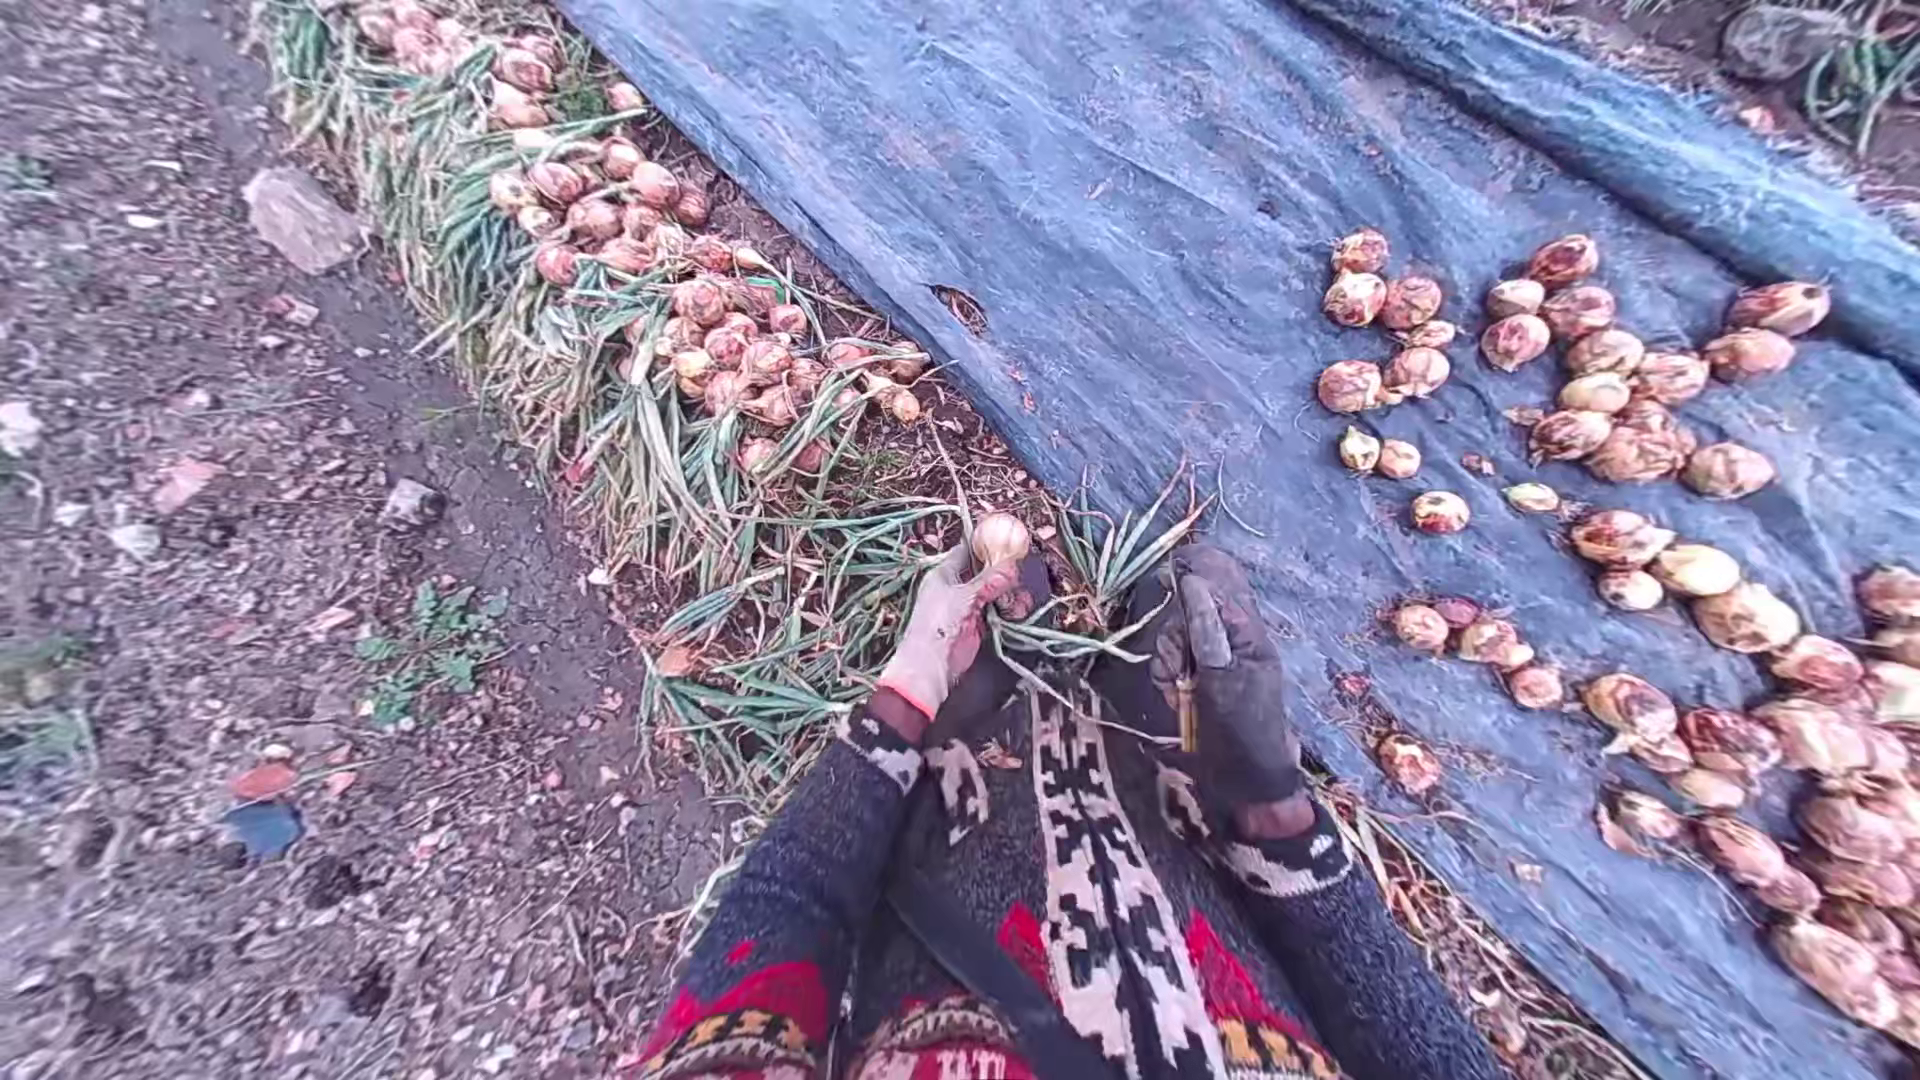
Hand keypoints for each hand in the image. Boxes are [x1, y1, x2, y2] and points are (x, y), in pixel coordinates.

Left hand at [876, 544, 1019, 726]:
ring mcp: (967, 605)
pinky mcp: (977, 623)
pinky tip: (1019, 607)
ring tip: (1022, 592)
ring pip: (993, 591)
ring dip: (1008, 591)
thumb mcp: (965, 594)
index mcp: (944, 574)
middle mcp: (955, 587)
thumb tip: (1012, 566)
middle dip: (1002, 570)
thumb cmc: (938, 622)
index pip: (965, 551)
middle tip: (1020, 567)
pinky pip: (997, 610)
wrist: (933, 662)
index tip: (1006, 538)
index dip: (983, 544)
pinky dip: (1008, 608)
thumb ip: (990, 580)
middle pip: (983, 571)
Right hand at [1150, 545, 1302, 810]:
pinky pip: (1168, 660)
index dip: (1190, 576)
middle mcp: (1226, 639)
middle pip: (1187, 611)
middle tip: (1179, 664)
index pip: (1217, 585)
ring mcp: (1209, 659)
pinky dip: (1165, 676)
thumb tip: (1192, 582)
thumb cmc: (1243, 727)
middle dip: (1175, 636)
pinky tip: (1173, 695)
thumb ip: (1206, 628)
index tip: (1167, 572)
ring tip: (1177, 688)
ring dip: (1168, 660)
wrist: (1242, 779)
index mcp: (1246, 632)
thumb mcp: (1224, 675)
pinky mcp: (1192, 677)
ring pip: (1173, 637)